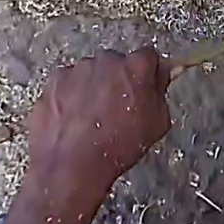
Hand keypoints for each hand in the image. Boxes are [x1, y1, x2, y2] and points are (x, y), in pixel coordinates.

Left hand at [26, 48, 171, 207]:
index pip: (148, 57)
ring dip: (93, 88)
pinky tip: (72, 120)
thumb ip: (162, 90)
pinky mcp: (55, 81)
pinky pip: (67, 84)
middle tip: (116, 109)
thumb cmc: (119, 147)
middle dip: (118, 80)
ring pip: (91, 73)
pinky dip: (70, 96)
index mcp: (137, 66)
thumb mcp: (157, 122)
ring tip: (91, 119)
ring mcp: (78, 69)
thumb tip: (168, 70)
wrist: (72, 167)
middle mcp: (108, 60)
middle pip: (117, 63)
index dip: (147, 74)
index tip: (143, 89)